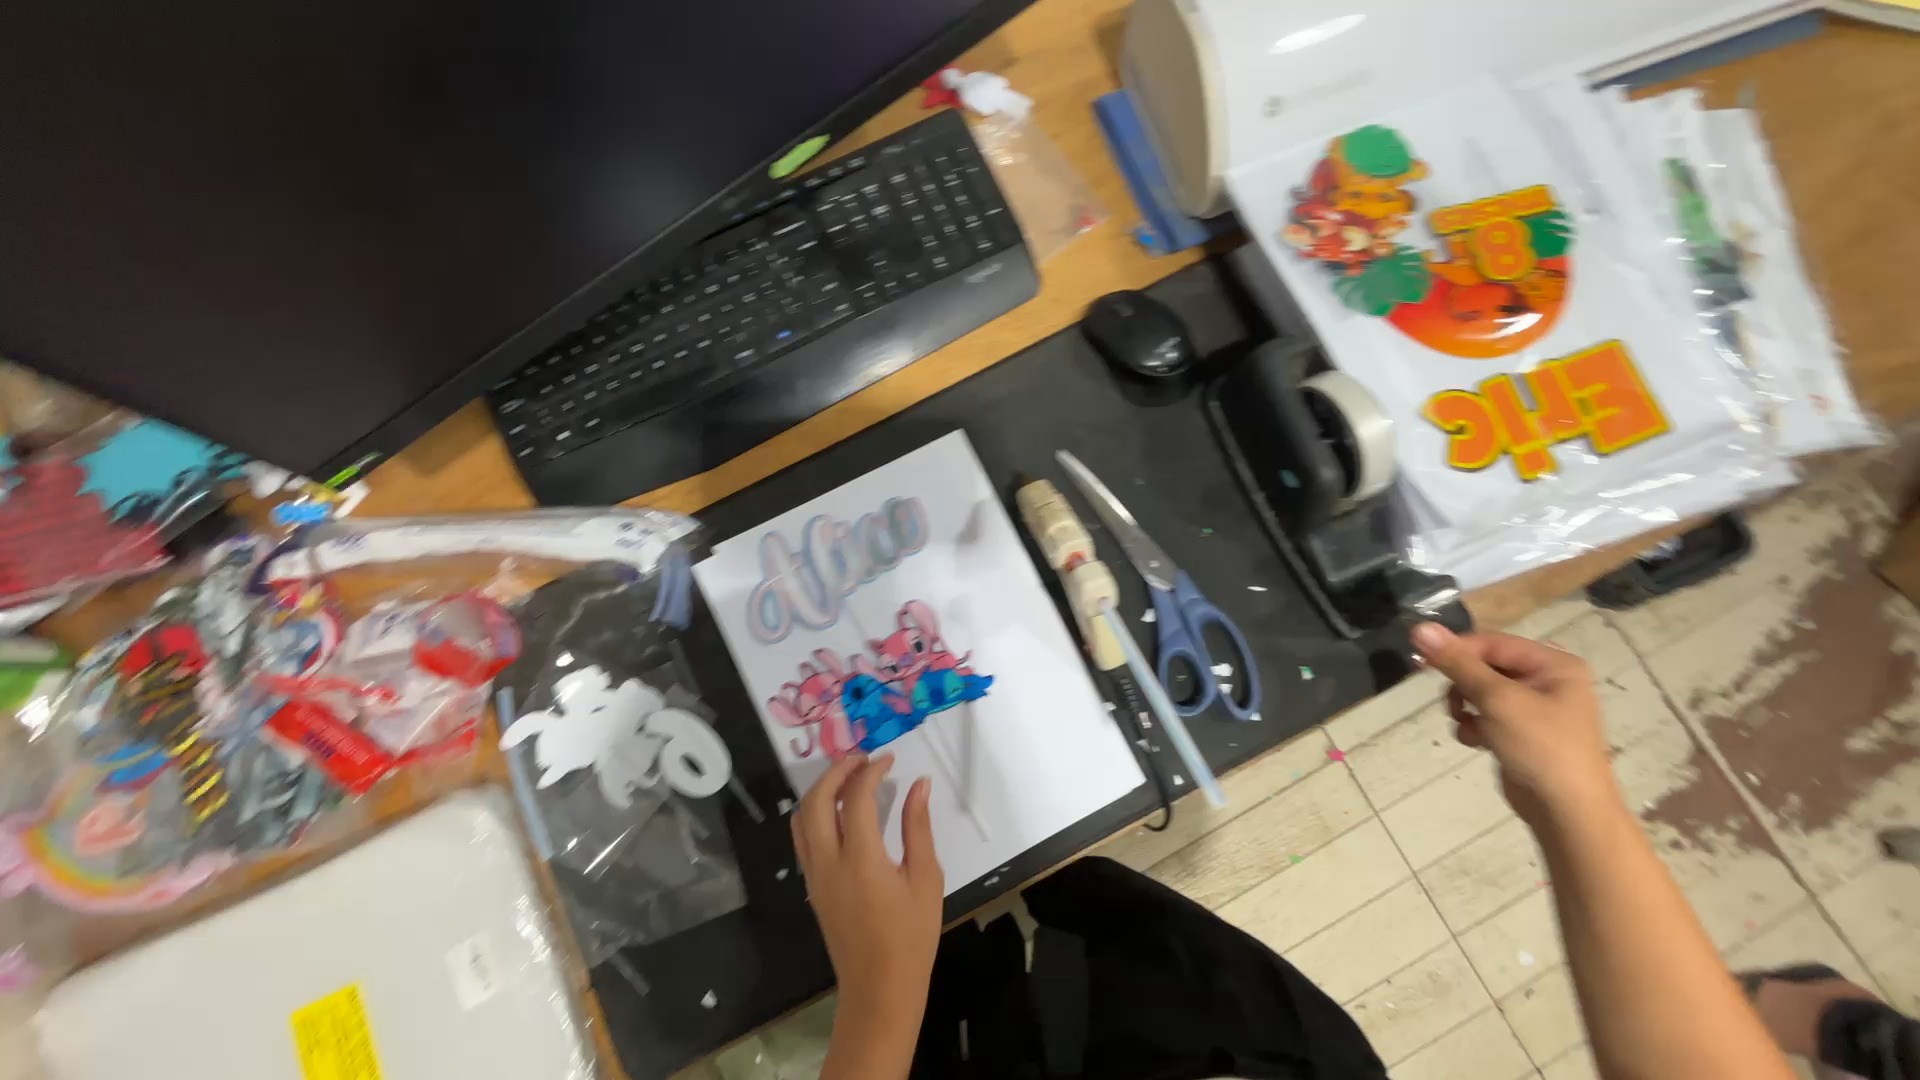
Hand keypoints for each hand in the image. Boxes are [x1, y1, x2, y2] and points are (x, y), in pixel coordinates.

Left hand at [793, 753, 943, 1044]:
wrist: (879, 990)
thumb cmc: (911, 937)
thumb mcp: (926, 879)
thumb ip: (918, 827)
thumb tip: (920, 784)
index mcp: (861, 861)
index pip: (855, 798)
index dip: (870, 771)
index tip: (889, 759)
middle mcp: (828, 863)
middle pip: (815, 801)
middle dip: (836, 771)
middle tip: (863, 759)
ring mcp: (814, 876)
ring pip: (801, 818)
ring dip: (821, 790)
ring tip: (849, 777)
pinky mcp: (811, 887)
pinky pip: (802, 838)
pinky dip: (815, 812)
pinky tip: (839, 810)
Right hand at [1410, 623, 1617, 822]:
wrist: (1567, 811)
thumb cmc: (1540, 746)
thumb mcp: (1496, 699)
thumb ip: (1457, 663)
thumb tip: (1419, 627)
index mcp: (1553, 664)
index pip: (1491, 642)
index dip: (1456, 652)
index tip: (1423, 667)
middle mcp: (1547, 680)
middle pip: (1484, 666)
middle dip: (1463, 686)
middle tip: (1454, 705)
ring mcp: (1535, 708)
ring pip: (1480, 692)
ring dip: (1465, 707)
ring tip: (1467, 725)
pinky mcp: (1522, 732)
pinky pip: (1486, 715)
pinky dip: (1475, 726)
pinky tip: (1477, 742)